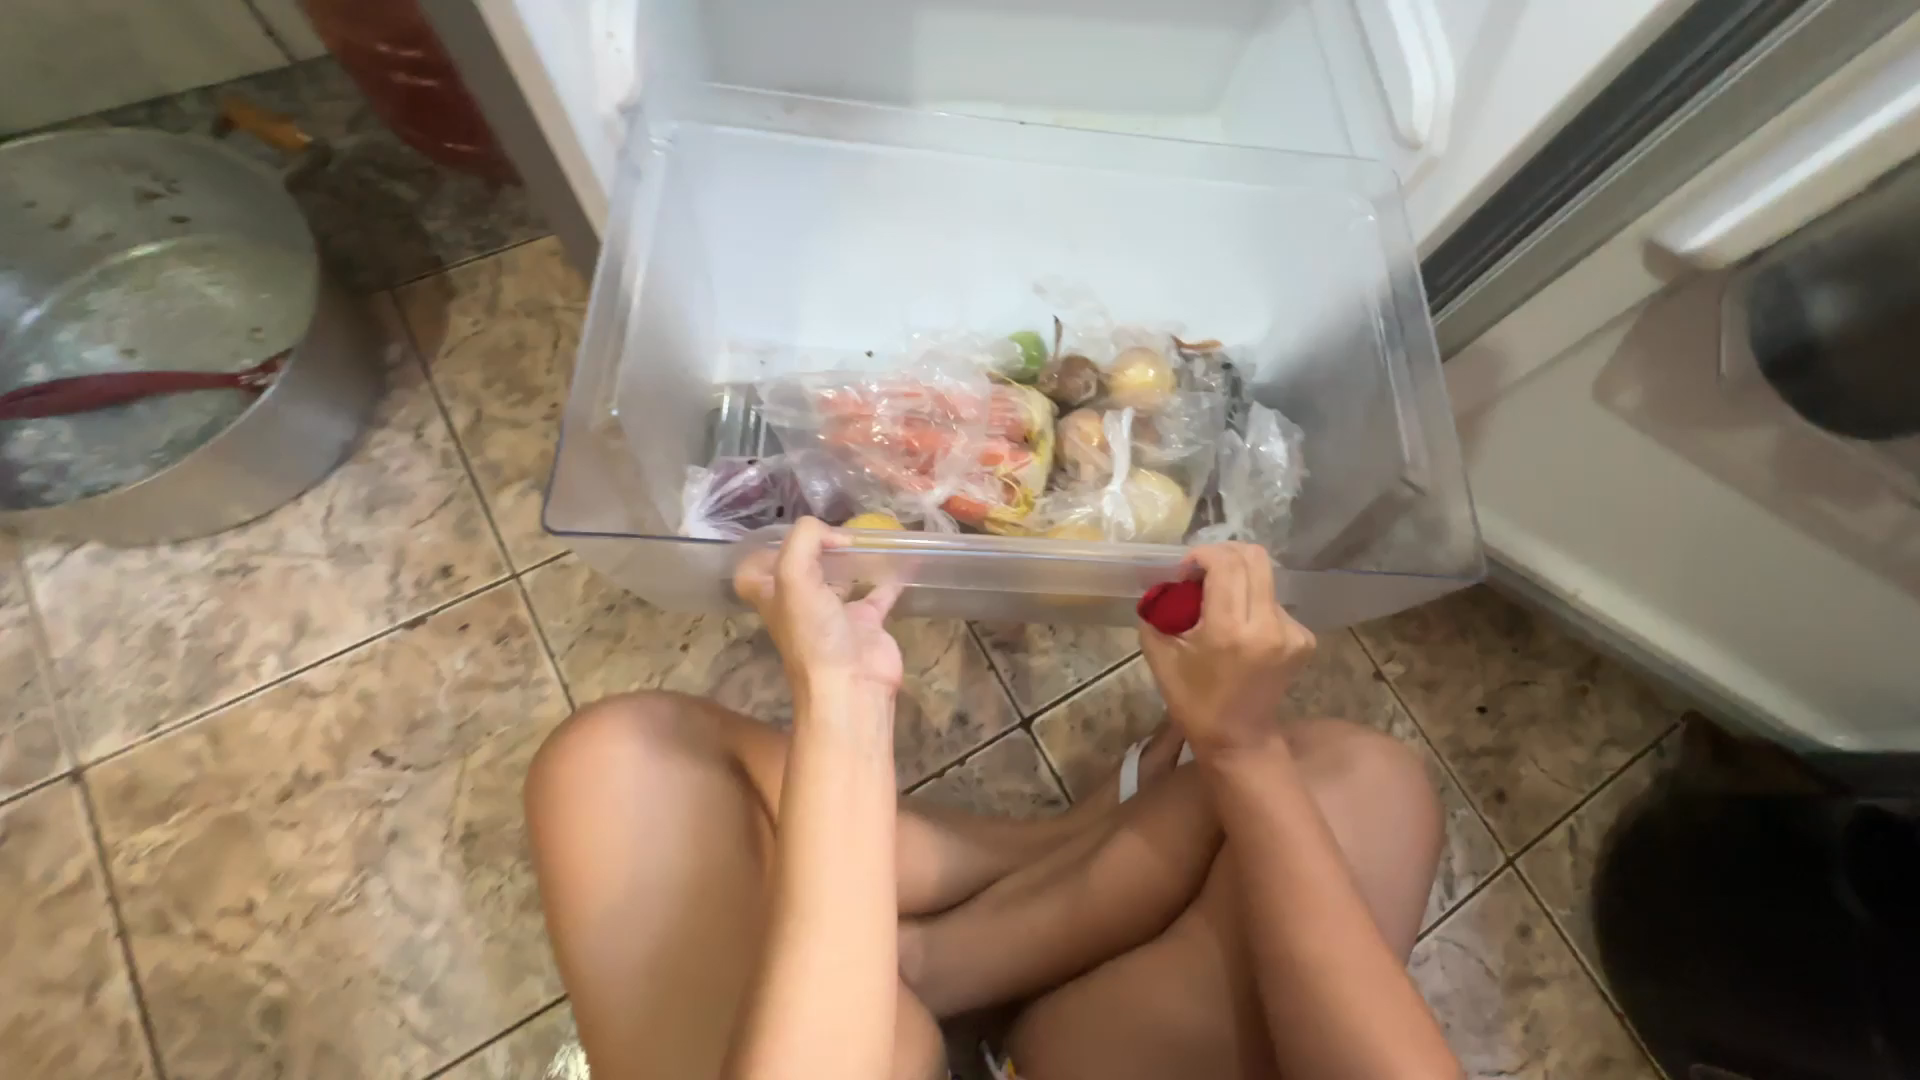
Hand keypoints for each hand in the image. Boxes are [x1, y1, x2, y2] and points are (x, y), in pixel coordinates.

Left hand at [734, 517, 905, 698]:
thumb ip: (805, 541)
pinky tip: (900, 560)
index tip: (785, 536)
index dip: (761, 554)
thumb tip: (836, 534)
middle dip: (811, 550)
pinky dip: (888, 577)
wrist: (852, 686)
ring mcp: (835, 616)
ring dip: (849, 561)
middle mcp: (801, 606)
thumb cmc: (814, 634)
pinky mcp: (867, 624)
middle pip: (798, 573)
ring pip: (838, 581)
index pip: (753, 574)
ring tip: (863, 538)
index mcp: (774, 597)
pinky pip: (878, 594)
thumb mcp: (793, 576)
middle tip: (832, 529)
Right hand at [1138, 543, 1315, 755]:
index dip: (1203, 555)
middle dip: (1223, 556)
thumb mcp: (1160, 655)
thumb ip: (1157, 612)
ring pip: (1264, 579)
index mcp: (1229, 629)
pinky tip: (1241, 628)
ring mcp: (1291, 632)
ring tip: (1220, 607)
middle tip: (1203, 574)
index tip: (1186, 571)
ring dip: (1238, 581)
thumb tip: (1165, 585)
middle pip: (1254, 558)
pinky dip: (1253, 603)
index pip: (1225, 563)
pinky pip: (1274, 602)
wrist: (1239, 739)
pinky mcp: (1303, 639)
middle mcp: (1267, 624)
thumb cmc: (1194, 700)